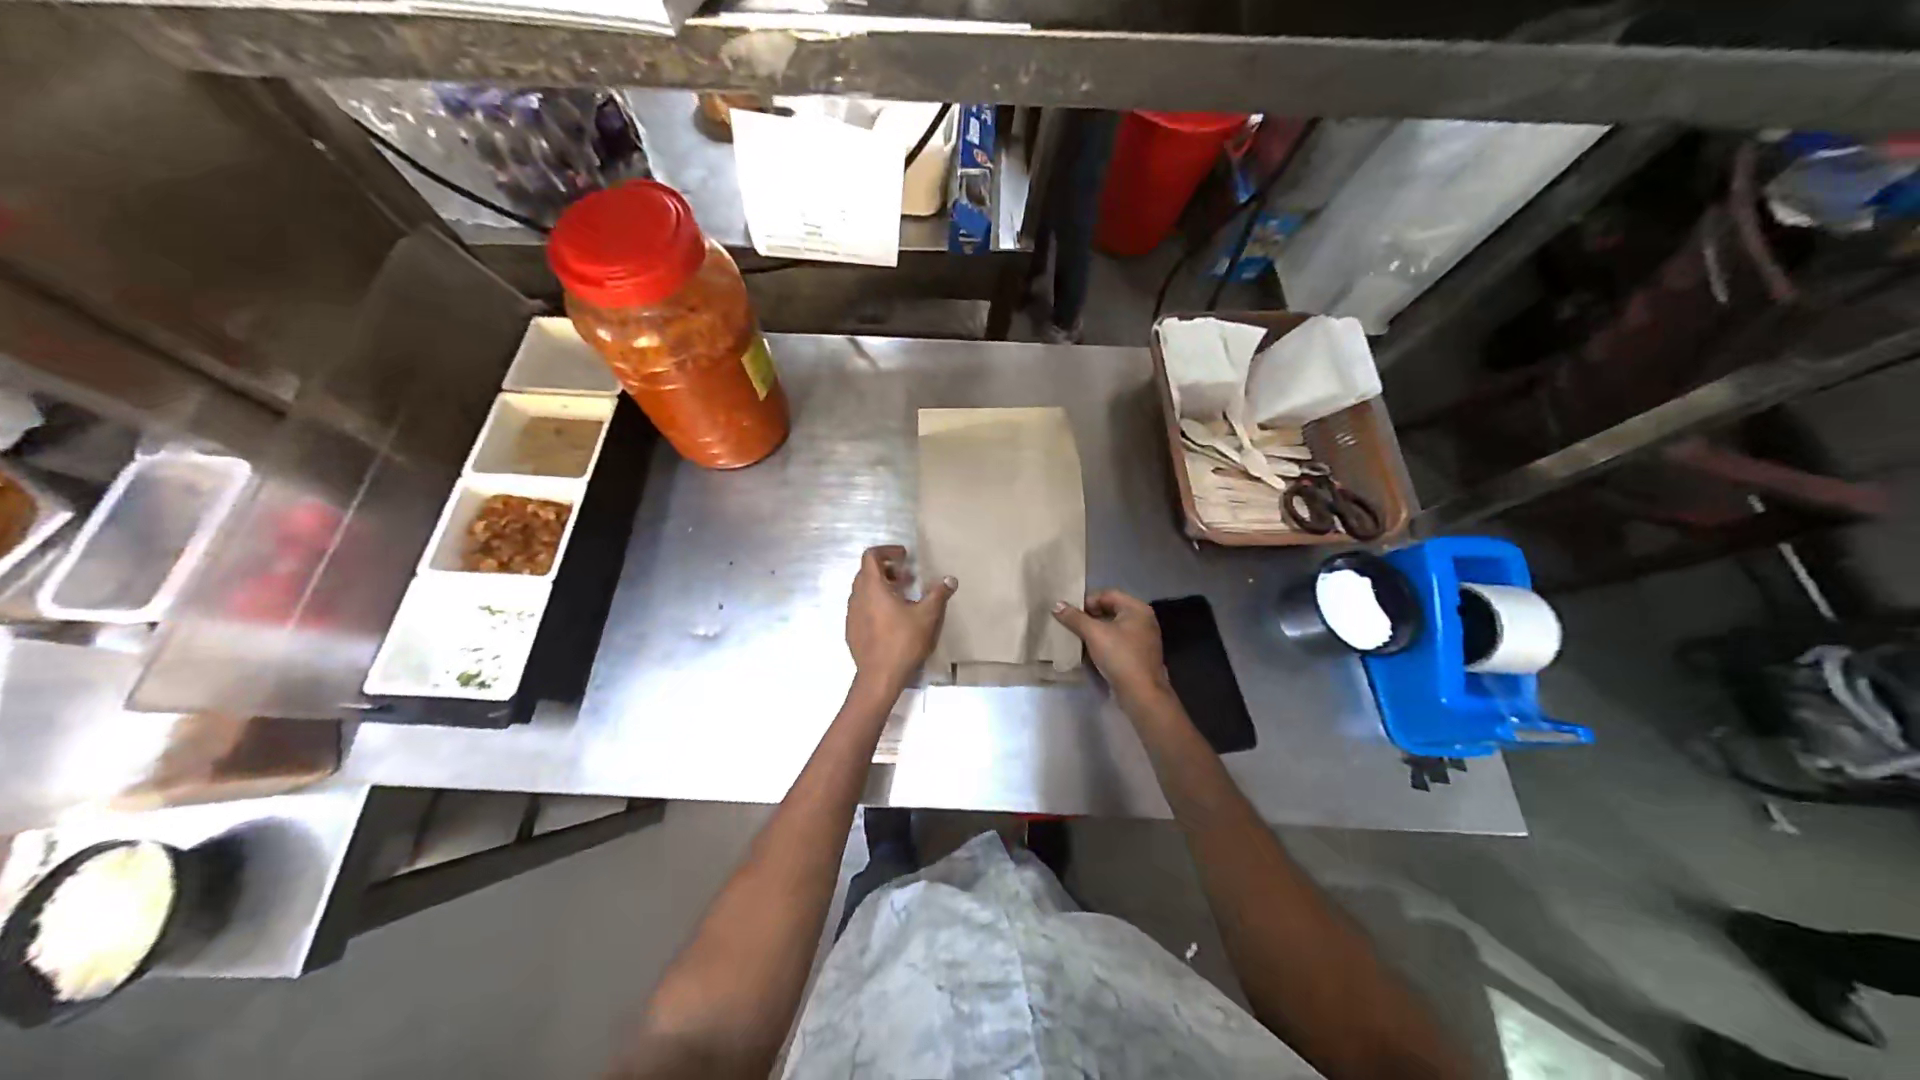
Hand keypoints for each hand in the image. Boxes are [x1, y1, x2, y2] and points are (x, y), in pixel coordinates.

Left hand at [846, 545, 955, 688]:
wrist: (879, 677)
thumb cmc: (903, 642)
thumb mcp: (927, 616)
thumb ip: (938, 594)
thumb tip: (950, 579)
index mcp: (872, 587)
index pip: (871, 556)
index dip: (888, 551)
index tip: (904, 557)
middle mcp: (857, 597)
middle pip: (867, 572)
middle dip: (887, 570)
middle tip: (907, 578)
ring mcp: (852, 614)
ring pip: (864, 591)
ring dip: (881, 588)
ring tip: (902, 598)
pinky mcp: (852, 630)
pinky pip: (862, 608)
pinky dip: (875, 604)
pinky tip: (892, 619)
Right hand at [1052, 589, 1172, 707]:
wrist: (1141, 693)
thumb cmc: (1119, 656)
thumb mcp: (1094, 634)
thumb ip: (1075, 618)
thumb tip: (1056, 604)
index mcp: (1137, 609)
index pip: (1107, 595)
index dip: (1087, 601)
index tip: (1069, 613)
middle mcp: (1143, 620)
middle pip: (1111, 610)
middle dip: (1089, 616)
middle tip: (1071, 624)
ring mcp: (1143, 638)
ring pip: (1113, 627)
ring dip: (1095, 630)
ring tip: (1077, 637)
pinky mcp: (1138, 654)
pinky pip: (1118, 641)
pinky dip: (1103, 642)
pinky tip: (1089, 651)